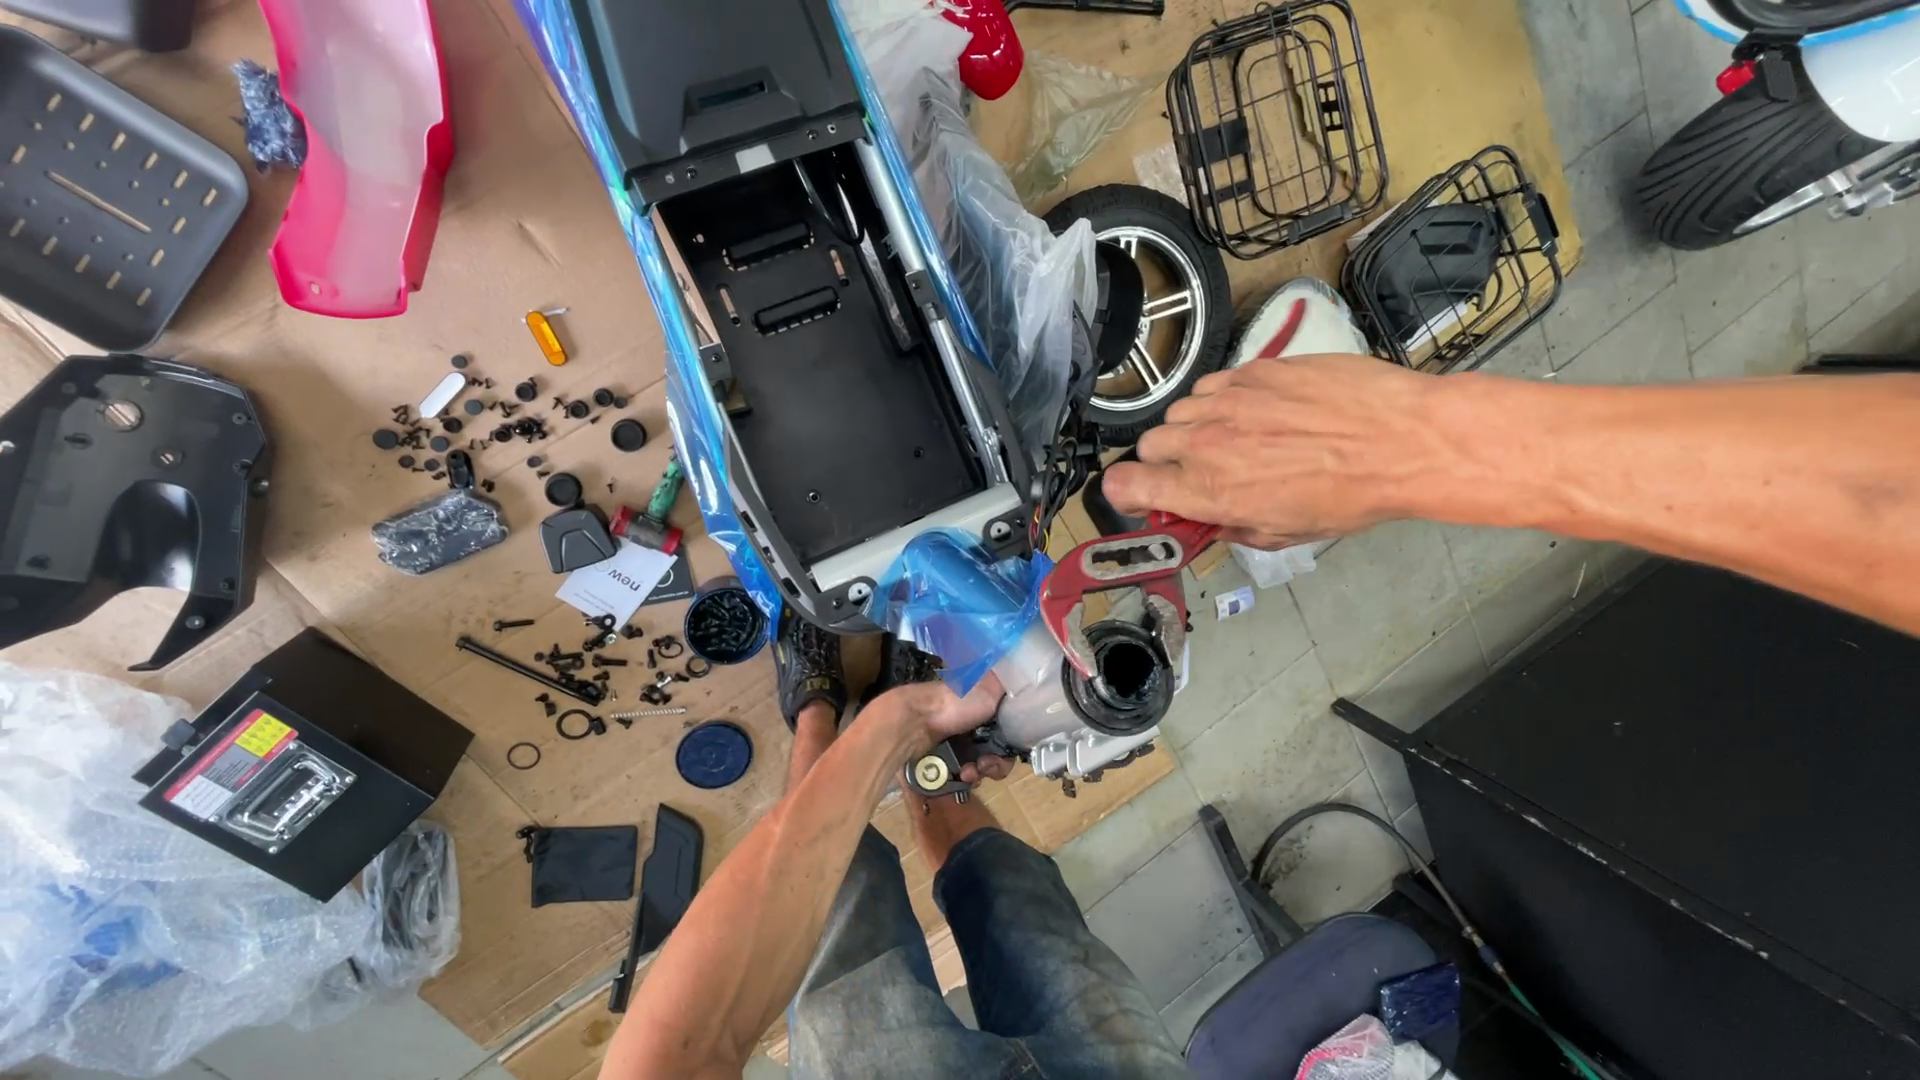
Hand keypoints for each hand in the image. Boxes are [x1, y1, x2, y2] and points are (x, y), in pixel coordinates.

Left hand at [877, 674, 1013, 783]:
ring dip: (983, 772)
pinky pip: (968, 772)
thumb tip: (1022, 683)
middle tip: (987, 766)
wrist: (918, 721)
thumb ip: (1008, 686)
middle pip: (999, 751)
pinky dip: (968, 775)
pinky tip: (963, 775)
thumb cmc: (956, 700)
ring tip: (970, 772)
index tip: (1008, 750)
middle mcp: (977, 722)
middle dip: (997, 763)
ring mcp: (962, 741)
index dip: (1014, 742)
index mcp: (987, 703)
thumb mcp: (989, 686)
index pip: (1011, 729)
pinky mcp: (949, 756)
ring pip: (984, 765)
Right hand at [1103, 354, 1449, 546]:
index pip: (1124, 485)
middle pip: (1148, 446)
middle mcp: (1206, 443)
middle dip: (1166, 462)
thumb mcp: (1284, 534)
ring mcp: (1227, 401)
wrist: (1403, 440)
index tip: (1145, 495)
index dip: (1128, 492)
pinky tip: (1256, 412)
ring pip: (1179, 412)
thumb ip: (1230, 527)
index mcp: (1209, 491)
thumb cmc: (1351, 493)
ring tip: (1234, 438)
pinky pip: (1213, 386)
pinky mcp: (1253, 371)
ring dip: (1194, 429)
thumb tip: (1209, 520)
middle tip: (1201, 470)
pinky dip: (1222, 402)